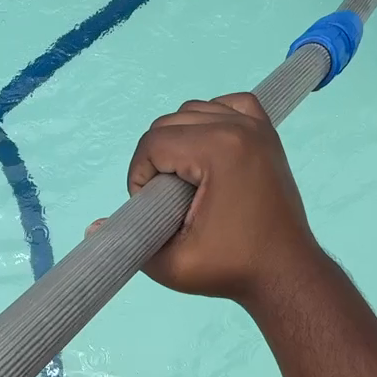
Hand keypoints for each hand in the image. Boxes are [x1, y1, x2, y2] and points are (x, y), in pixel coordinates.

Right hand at [104, 93, 324, 304]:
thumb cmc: (230, 271)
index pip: (153, 143)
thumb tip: (92, 228)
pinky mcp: (267, 134)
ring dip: (178, 141)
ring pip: (194, 111)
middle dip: (155, 159)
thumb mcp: (171, 266)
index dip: (139, 176)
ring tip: (184, 181)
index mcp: (218, 152)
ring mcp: (256, 128)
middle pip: (169, 122)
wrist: (284, 272)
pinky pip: (230, 104)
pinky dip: (212, 119)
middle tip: (164, 200)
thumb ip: (128, 242)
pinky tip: (207, 152)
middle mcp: (238, 128)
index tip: (150, 209)